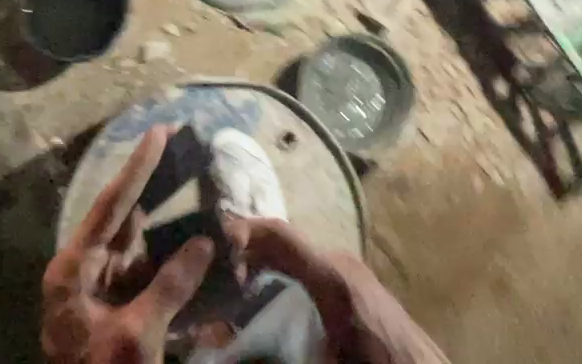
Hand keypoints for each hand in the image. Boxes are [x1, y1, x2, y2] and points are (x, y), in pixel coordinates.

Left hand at [43, 126, 216, 362]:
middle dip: (152, 184)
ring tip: (189, 184)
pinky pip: (148, 272)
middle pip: (122, 217)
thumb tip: (202, 243)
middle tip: (178, 147)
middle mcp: (83, 272)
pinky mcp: (119, 309)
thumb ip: (170, 284)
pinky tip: (194, 242)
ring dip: (166, 220)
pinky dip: (171, 257)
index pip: (110, 207)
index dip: (137, 168)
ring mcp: (101, 291)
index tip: (159, 133)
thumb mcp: (136, 335)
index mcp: (73, 271)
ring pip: (138, 242)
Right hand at [226, 218, 450, 363]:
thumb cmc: (375, 361)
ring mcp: (347, 269)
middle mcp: (338, 260)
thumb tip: (220, 341)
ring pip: (294, 252)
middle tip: (206, 268)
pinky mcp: (352, 284)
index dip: (241, 230)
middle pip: (282, 239)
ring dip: (260, 259)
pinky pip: (307, 265)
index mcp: (330, 273)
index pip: (278, 233)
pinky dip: (279, 270)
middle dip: (243, 248)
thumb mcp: (324, 361)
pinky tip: (261, 292)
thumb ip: (270, 352)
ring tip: (227, 280)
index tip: (208, 243)